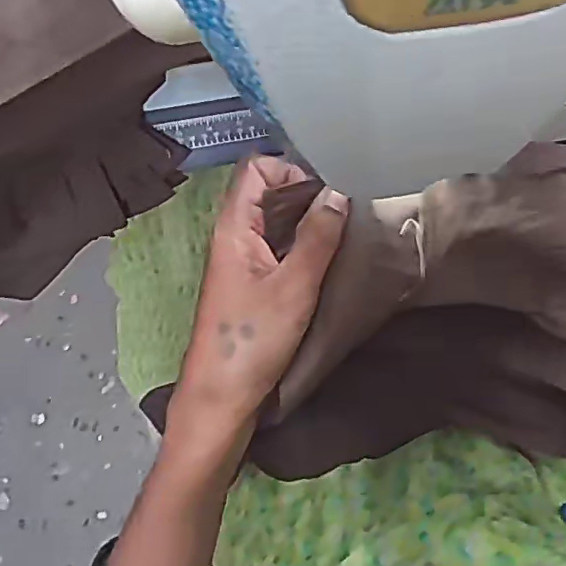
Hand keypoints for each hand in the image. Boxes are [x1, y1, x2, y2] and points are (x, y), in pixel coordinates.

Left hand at [168, 156, 347, 461]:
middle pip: (268, 191)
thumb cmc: (252, 341)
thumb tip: (338, 193)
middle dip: (307, 193)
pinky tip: (329, 259)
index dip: (291, 168)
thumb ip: (318, 237)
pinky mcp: (252, 283)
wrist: (222, 398)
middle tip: (344, 212)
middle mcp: (234, 236)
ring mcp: (243, 260)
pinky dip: (304, 244)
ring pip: (276, 220)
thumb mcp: (294, 286)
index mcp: (234, 227)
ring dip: (308, 220)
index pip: (257, 168)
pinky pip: (280, 247)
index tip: (328, 191)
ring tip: (343, 233)